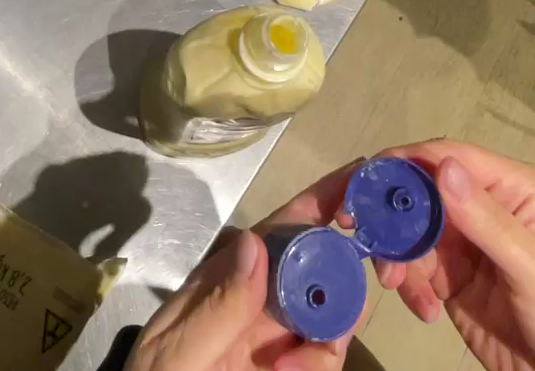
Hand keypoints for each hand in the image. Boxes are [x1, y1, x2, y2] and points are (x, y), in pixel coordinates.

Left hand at [131, 162, 372, 370]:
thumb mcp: (174, 354)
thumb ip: (216, 307)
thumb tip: (256, 240)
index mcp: (230, 274)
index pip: (283, 224)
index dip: (323, 198)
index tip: (360, 182)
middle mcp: (262, 294)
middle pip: (323, 261)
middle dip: (344, 271)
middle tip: (355, 294)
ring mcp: (281, 332)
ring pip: (336, 309)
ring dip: (334, 327)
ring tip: (293, 364)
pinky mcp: (295, 365)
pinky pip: (327, 353)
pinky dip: (320, 364)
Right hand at [373, 140, 534, 370]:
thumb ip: (487, 220)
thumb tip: (440, 164)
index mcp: (512, 189)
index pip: (449, 157)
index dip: (405, 161)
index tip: (366, 180)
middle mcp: (485, 208)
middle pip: (421, 189)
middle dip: (386, 208)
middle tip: (349, 225)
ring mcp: (467, 245)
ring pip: (411, 229)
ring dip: (395, 253)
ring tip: (396, 286)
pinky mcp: (454, 282)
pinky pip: (415, 268)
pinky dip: (408, 284)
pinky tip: (422, 311)